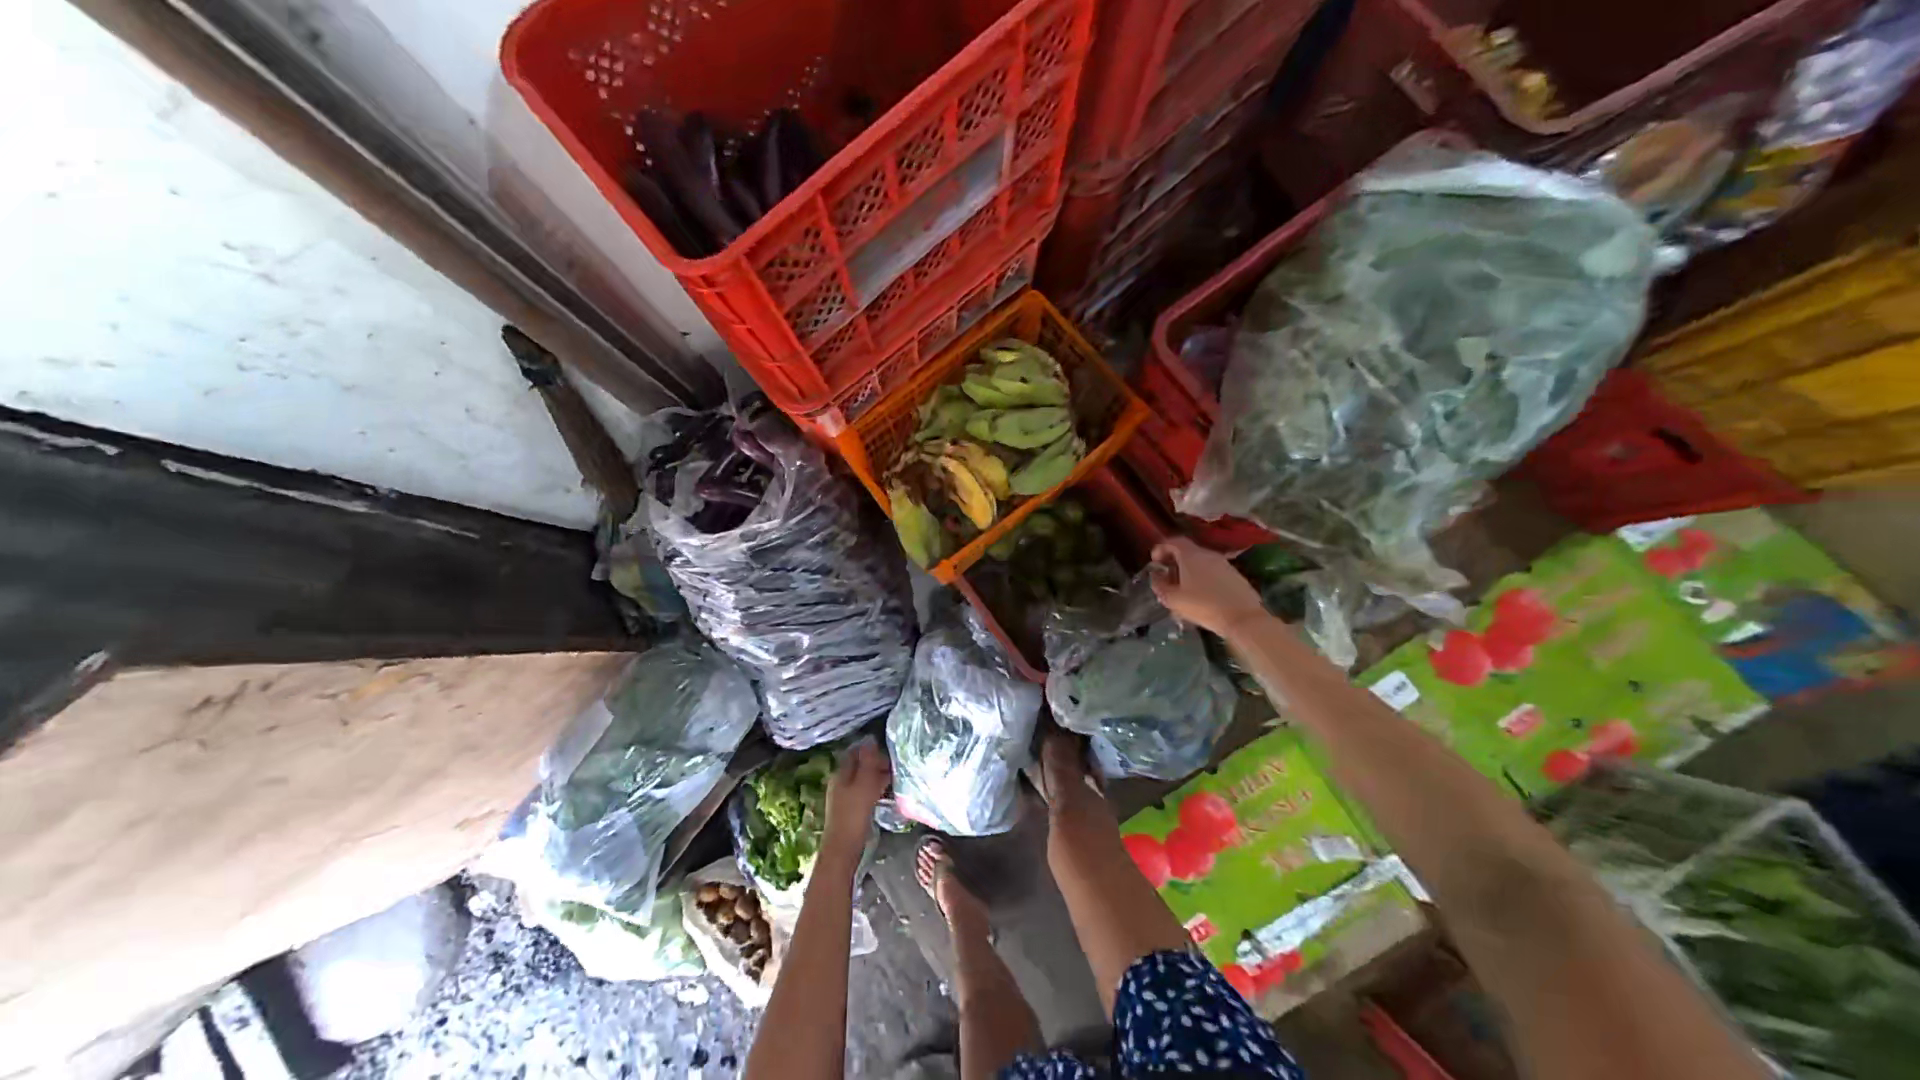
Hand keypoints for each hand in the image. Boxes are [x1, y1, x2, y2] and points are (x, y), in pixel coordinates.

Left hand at [822, 738, 890, 859]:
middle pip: (860, 765)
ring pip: (864, 779)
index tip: (891, 751)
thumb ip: (868, 762)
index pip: (856, 752)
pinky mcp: (852, 809)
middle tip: (898, 767)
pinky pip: (866, 792)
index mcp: (841, 773)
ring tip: (897, 779)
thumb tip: (870, 738)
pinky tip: (889, 795)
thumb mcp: (864, 784)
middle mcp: (841, 782)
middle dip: (878, 763)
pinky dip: (877, 790)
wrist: (844, 849)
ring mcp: (845, 796)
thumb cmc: (854, 814)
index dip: (872, 749)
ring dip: (879, 777)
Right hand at [1150, 537, 1268, 635]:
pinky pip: (1213, 571)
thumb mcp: (1174, 599)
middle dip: (1174, 560)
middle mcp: (1208, 554)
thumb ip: (1160, 585)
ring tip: (1183, 587)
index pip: (1174, 541)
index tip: (1154, 560)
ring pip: (1201, 561)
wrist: (1243, 618)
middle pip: (1188, 550)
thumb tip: (1156, 576)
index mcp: (1191, 555)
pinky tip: (1202, 594)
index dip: (1161, 547)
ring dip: (1189, 570)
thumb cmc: (1204, 606)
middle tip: (1167, 576)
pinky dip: (1203, 576)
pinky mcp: (1235, 575)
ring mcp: (1224, 564)